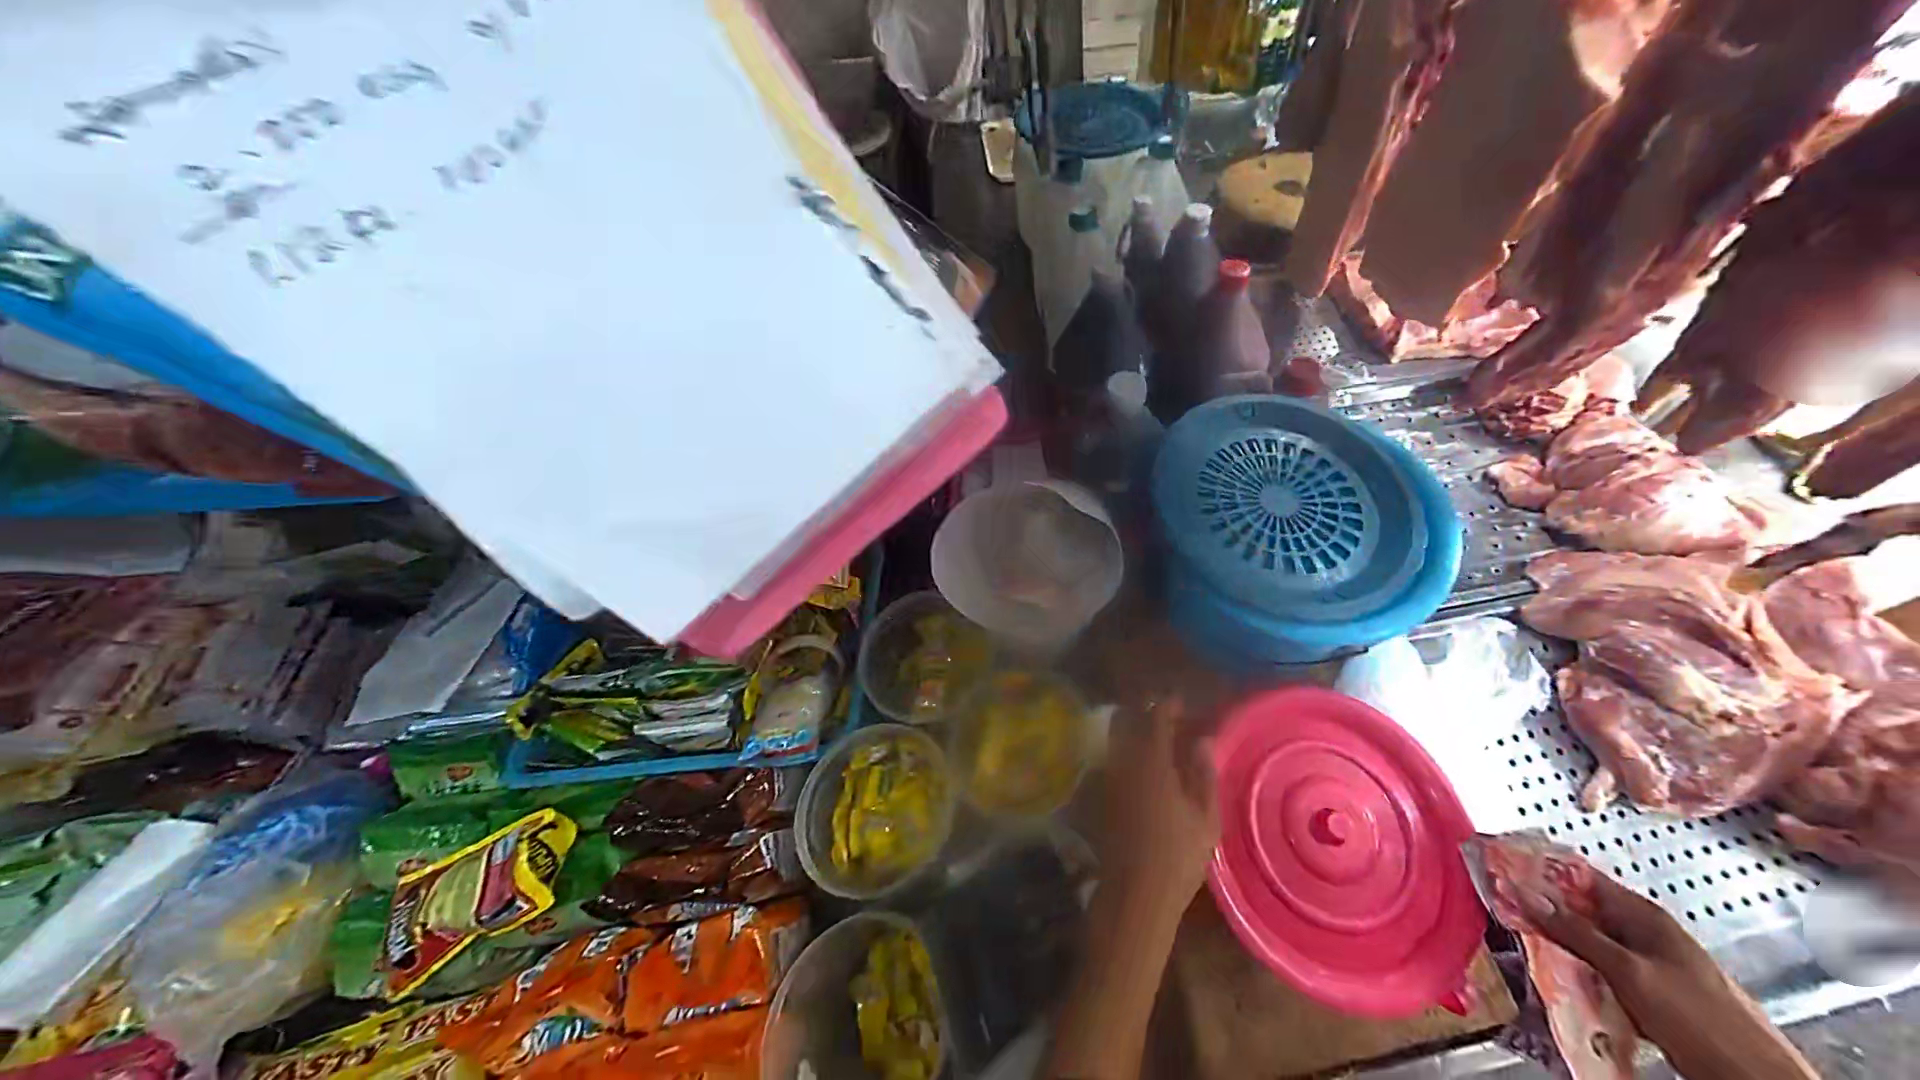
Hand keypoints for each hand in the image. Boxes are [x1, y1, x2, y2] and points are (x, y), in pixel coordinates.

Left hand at [1099, 697, 1218, 908]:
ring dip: (1133, 731)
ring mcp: (1108, 776)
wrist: (1136, 890)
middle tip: (1168, 720)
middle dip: (1144, 713)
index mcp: (1152, 762)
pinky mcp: (1100, 793)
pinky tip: (1142, 767)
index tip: (1182, 703)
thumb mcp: (1205, 818)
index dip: (1168, 705)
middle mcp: (1124, 761)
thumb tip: (1202, 739)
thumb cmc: (1179, 856)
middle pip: (1126, 720)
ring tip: (1157, 742)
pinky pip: (1111, 759)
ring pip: (1115, 738)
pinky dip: (1125, 752)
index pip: (1155, 717)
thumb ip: (1203, 773)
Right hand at [1518, 873, 1817, 1079]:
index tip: (1501, 867)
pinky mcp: (1648, 992)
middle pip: (1580, 909)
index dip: (1540, 869)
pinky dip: (1576, 971)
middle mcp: (1644, 933)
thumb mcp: (1628, 972)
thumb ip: (1574, 931)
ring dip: (1557, 943)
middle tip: (1502, 908)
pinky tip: (1559, 980)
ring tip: (1524, 944)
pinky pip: (1599, 970)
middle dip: (1542, 909)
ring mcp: (1647, 964)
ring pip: (1587, 942)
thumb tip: (1523, 892)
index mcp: (1644, 916)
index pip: (1580, 875)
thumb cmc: (1701, 1020)